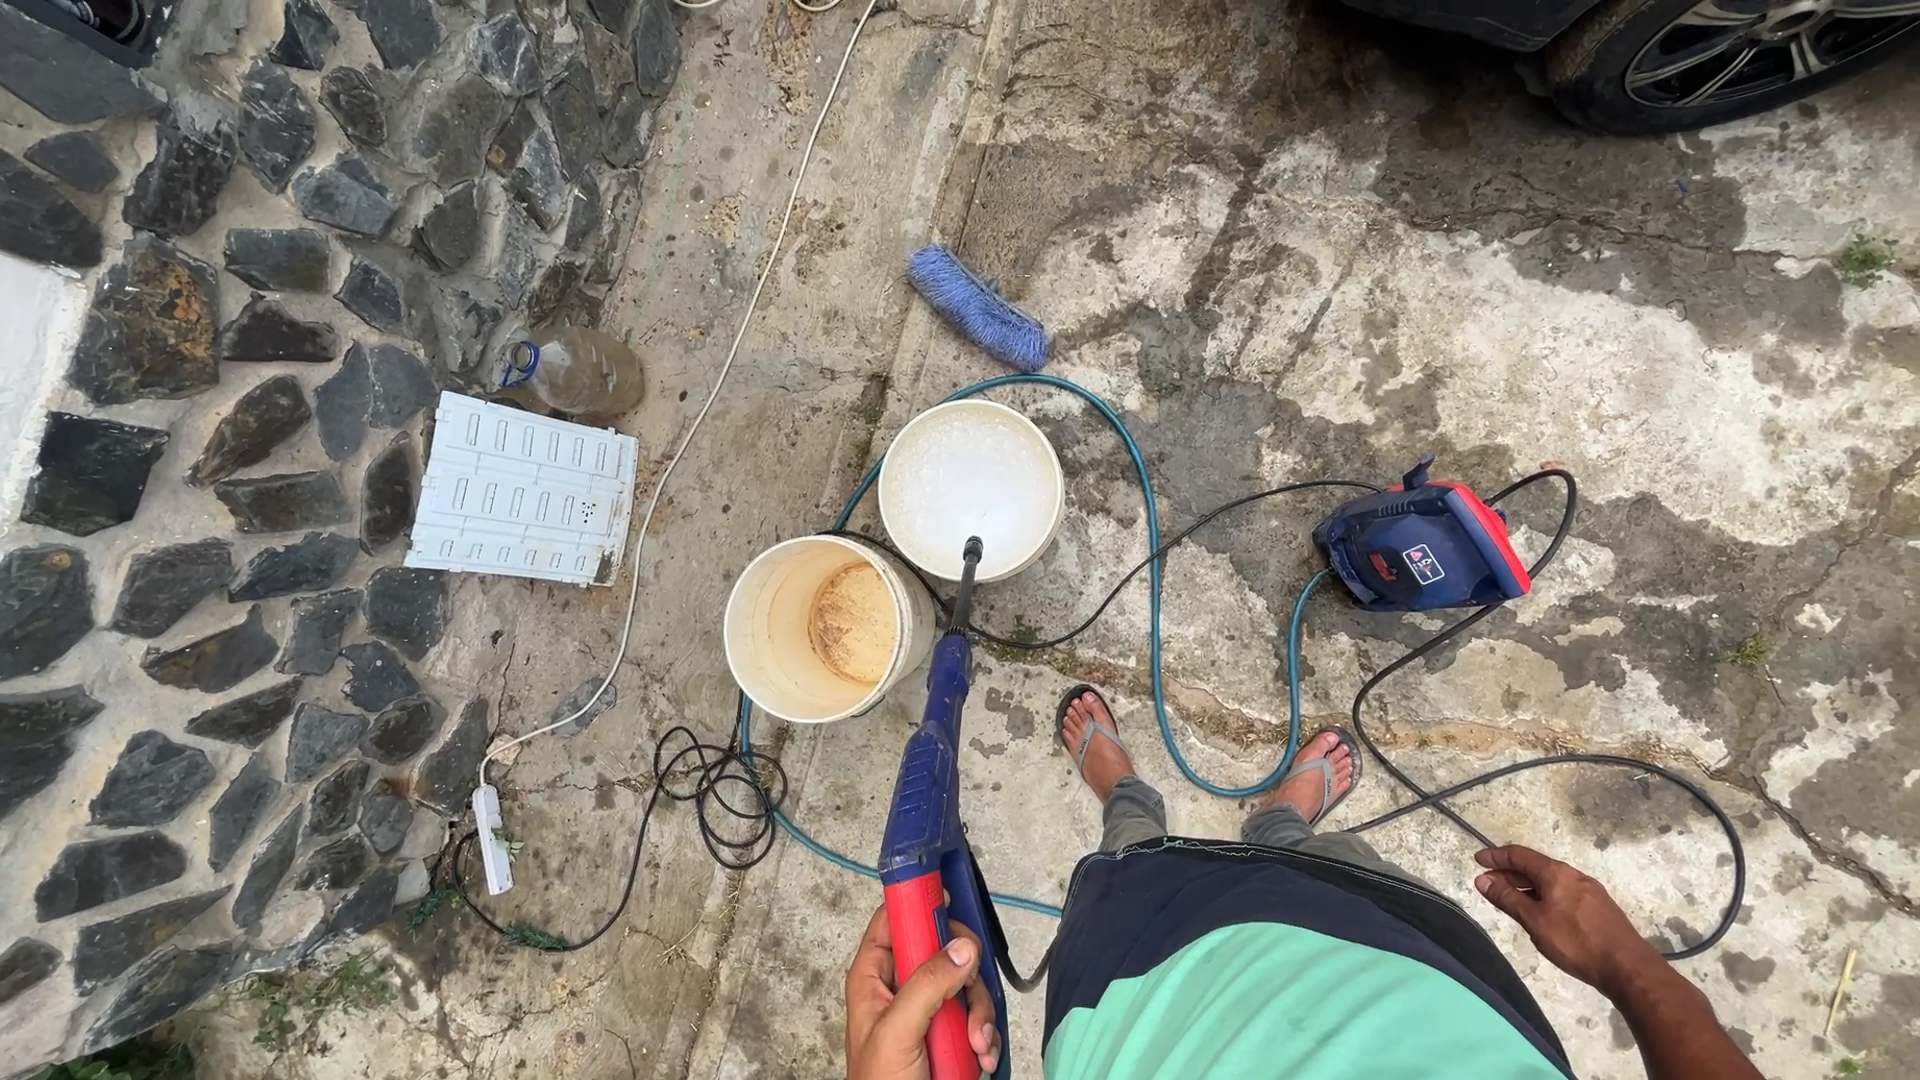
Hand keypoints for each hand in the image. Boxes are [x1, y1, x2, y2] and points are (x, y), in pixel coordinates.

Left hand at [845, 905, 1000, 1079]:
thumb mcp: (898, 1033)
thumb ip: (928, 985)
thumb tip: (962, 945)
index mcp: (874, 977)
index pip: (893, 919)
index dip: (918, 903)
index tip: (948, 898)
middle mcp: (902, 986)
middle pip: (941, 945)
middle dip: (964, 970)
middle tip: (971, 987)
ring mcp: (929, 1010)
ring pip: (966, 980)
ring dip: (979, 1011)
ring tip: (976, 1043)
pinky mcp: (951, 1034)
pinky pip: (978, 1014)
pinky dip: (986, 1034)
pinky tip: (981, 1056)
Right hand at [1474, 845, 1666, 995]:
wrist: (1631, 971)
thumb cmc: (1576, 941)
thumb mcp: (1534, 920)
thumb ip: (1507, 898)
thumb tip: (1482, 880)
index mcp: (1556, 873)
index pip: (1519, 854)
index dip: (1496, 856)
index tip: (1477, 861)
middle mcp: (1574, 876)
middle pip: (1535, 867)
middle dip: (1509, 873)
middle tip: (1490, 885)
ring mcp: (1592, 893)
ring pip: (1551, 882)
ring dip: (1527, 886)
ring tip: (1513, 901)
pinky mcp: (1602, 911)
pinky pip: (1565, 894)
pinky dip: (1545, 896)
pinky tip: (1542, 914)